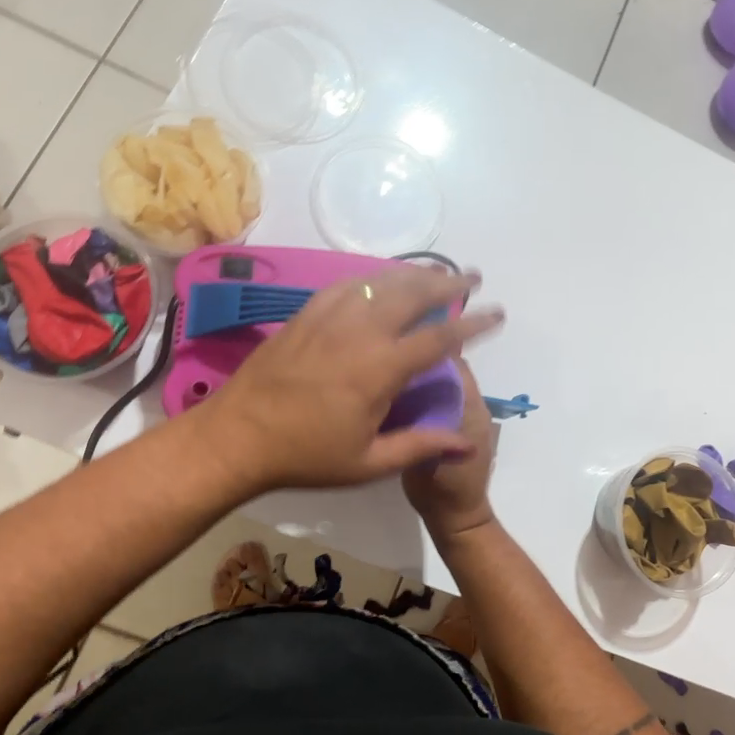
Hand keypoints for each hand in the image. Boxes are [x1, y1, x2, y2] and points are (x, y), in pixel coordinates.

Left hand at [194, 265, 504, 492]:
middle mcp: (360, 331)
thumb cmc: (306, 456)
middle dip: (448, 282)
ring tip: (437, 271)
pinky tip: (383, 280)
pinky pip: (347, 284)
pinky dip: (374, 277)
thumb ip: (421, 446)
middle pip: (413, 293)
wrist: (236, 437)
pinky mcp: (306, 314)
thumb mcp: (367, 463)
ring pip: (381, 282)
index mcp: (381, 368)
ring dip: (414, 273)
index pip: (440, 337)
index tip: (497, 312)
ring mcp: (330, 317)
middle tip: (473, 275)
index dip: (473, 323)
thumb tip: (469, 443)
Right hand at [403, 361, 497, 538]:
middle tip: (389, 356)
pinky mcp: (449, 427)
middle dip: (422, 361)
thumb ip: (426, 414)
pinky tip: (393, 394)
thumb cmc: (444, 486)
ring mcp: (461, 416)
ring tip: (387, 370)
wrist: (454, 517)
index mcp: (471, 406)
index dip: (431, 351)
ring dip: (419, 376)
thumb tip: (412, 378)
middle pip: (447, 370)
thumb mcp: (430, 449)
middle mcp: (470, 405)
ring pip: (439, 384)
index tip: (403, 343)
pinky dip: (418, 393)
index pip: (455, 364)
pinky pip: (434, 400)